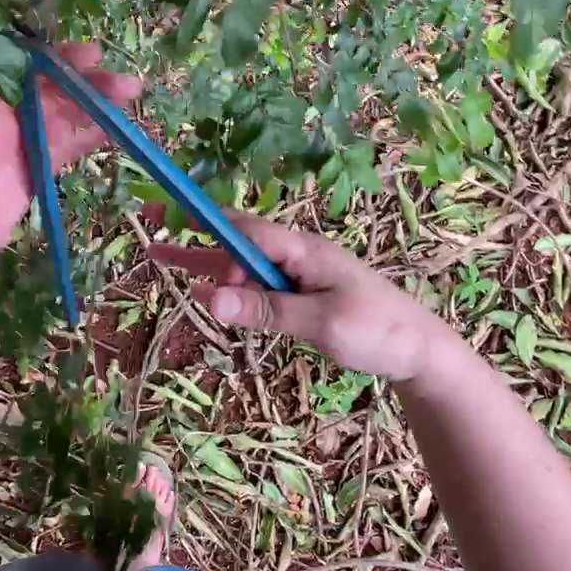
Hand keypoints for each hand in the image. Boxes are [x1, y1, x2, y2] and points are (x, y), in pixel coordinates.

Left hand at [0, 41, 141, 270]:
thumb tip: (22, 76)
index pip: (31, 74)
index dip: (62, 62)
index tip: (93, 56)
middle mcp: (9, 120)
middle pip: (55, 94)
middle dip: (89, 85)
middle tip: (126, 83)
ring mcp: (24, 146)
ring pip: (65, 118)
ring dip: (96, 107)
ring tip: (130, 96)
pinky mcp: (35, 173)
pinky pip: (66, 148)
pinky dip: (89, 137)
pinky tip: (114, 130)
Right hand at [148, 211, 454, 382]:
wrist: (422, 352)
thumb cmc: (379, 332)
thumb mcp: (321, 323)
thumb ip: (265, 309)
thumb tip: (208, 297)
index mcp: (303, 249)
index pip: (244, 229)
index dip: (203, 223)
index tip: (166, 217)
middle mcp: (294, 255)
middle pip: (234, 240)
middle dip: (191, 234)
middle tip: (148, 227)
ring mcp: (296, 275)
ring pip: (239, 263)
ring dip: (201, 260)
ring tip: (157, 254)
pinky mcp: (298, 295)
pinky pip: (254, 286)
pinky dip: (225, 288)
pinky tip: (198, 290)